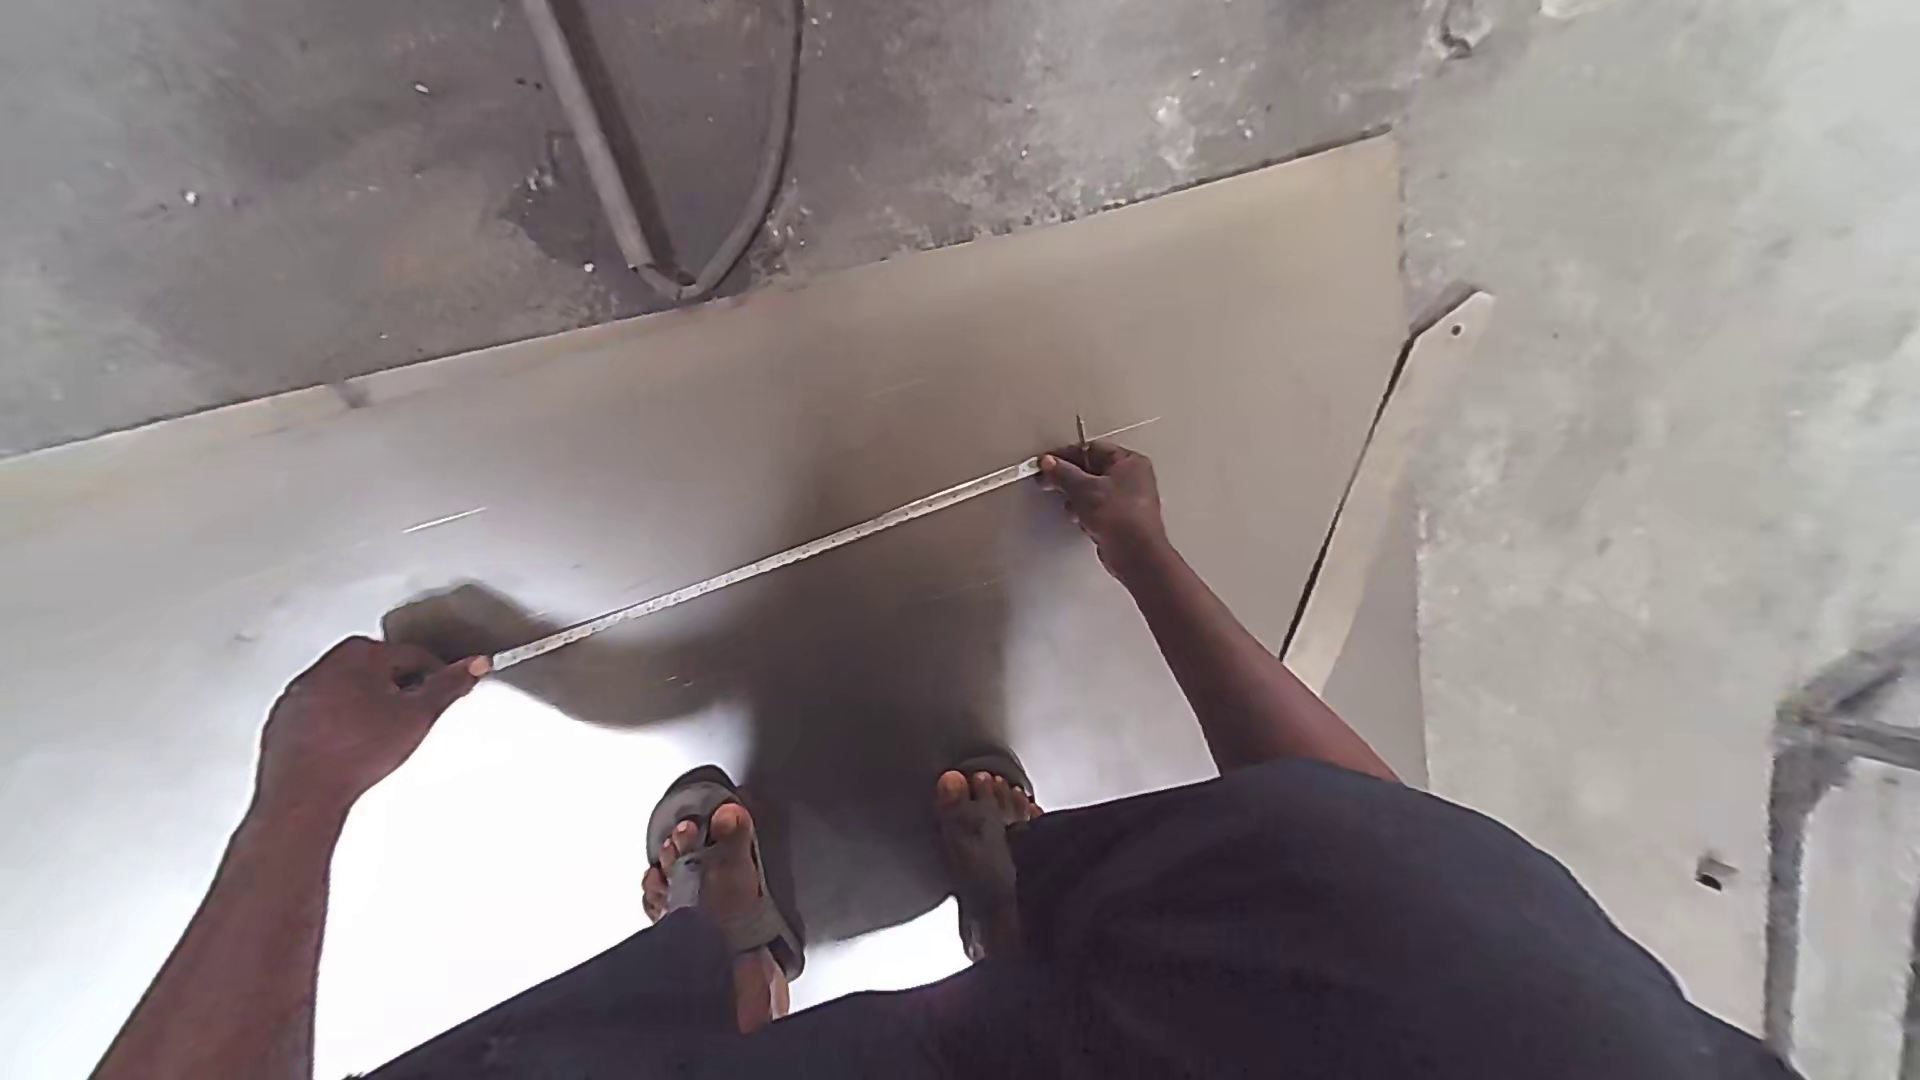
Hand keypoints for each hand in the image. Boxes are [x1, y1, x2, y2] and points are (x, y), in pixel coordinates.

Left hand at [254, 637, 488, 817]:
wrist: (307, 795)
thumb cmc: (358, 752)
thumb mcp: (422, 713)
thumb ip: (451, 683)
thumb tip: (475, 664)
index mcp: (356, 659)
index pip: (410, 652)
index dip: (434, 670)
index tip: (442, 687)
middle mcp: (321, 671)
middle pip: (376, 663)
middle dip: (400, 680)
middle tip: (416, 702)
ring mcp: (296, 697)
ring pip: (348, 683)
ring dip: (371, 696)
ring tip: (388, 723)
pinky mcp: (283, 722)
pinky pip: (323, 706)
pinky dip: (343, 715)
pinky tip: (358, 737)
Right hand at [1038, 440, 1169, 579]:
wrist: (1135, 554)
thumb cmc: (1123, 518)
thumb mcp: (1084, 488)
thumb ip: (1063, 473)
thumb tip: (1050, 464)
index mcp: (1129, 462)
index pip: (1091, 449)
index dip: (1066, 455)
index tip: (1048, 462)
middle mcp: (1132, 478)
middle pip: (1091, 470)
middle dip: (1069, 479)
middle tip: (1051, 481)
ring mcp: (1127, 500)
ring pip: (1092, 492)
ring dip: (1077, 499)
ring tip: (1072, 506)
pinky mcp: (1120, 520)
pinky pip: (1096, 510)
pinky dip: (1086, 513)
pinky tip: (1082, 520)